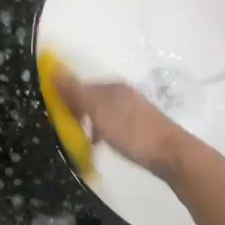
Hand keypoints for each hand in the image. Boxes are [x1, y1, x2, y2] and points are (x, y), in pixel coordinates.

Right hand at [53, 71, 193, 181]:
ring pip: (102, 113)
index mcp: (112, 87)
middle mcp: (123, 93)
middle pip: (91, 99)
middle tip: (71, 133)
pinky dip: (104, 133)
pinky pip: (113, 125)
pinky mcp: (141, 126)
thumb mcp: (99, 112)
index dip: (67, 101)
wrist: (171, 154)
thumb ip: (77, 93)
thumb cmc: (132, 133)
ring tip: (85, 143)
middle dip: (78, 114)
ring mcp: (134, 110)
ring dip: (90, 125)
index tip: (59, 120)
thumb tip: (53, 69)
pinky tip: (103, 146)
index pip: (80, 86)